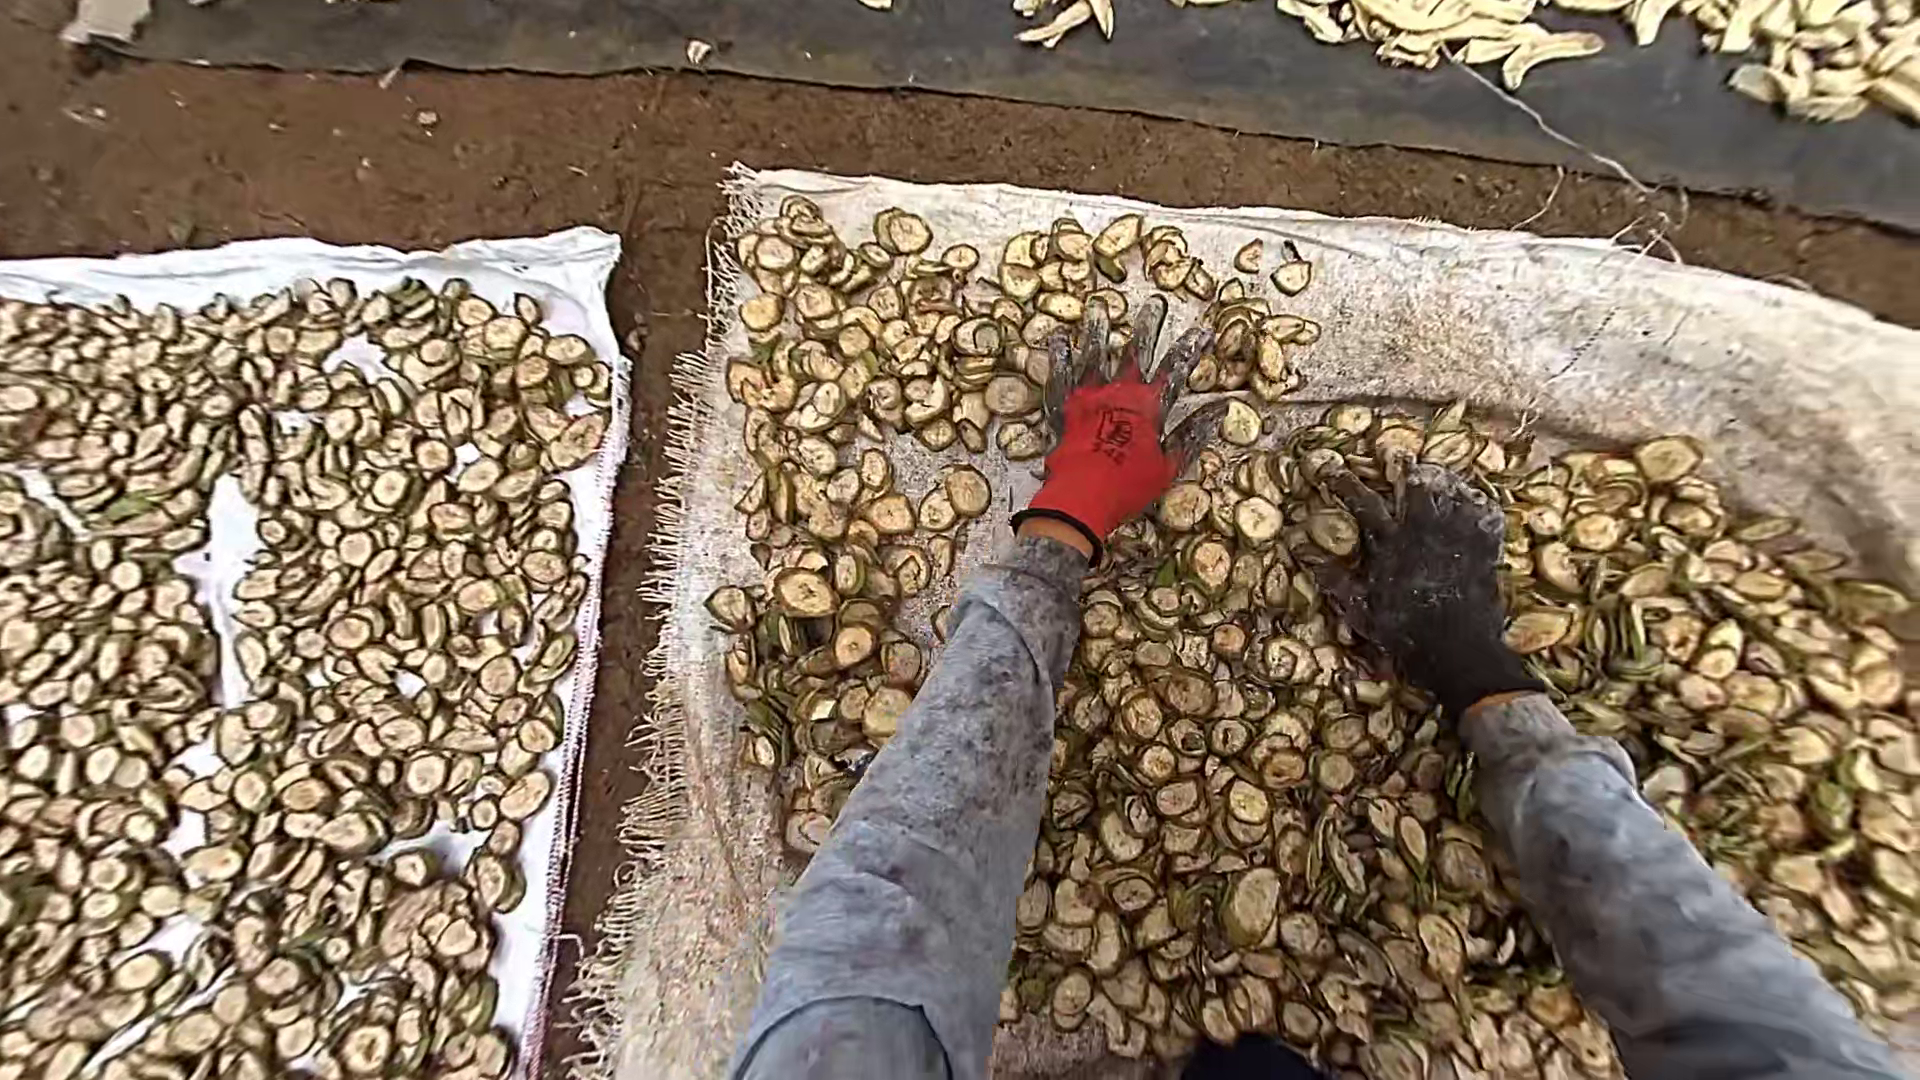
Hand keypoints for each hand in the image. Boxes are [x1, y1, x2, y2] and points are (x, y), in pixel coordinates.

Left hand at [1013, 296, 1226, 561]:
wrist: (1081, 498)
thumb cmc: (1128, 486)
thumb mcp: (1168, 466)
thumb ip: (1192, 434)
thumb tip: (1220, 409)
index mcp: (1148, 406)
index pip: (1176, 370)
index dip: (1190, 349)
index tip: (1203, 329)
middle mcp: (1118, 393)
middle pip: (1136, 353)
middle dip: (1148, 328)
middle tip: (1154, 305)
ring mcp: (1089, 398)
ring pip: (1095, 357)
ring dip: (1099, 333)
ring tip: (1099, 310)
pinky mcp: (1064, 408)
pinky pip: (1060, 377)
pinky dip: (1059, 357)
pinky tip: (1057, 339)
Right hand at [1331, 462, 1540, 718]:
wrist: (1456, 648)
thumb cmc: (1399, 627)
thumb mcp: (1354, 603)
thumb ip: (1328, 572)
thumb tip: (1296, 544)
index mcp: (1388, 542)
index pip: (1360, 501)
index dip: (1342, 481)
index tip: (1328, 465)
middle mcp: (1423, 532)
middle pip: (1413, 485)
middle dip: (1400, 465)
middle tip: (1391, 452)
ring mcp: (1457, 538)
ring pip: (1450, 493)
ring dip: (1439, 478)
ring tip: (1430, 469)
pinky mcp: (1484, 550)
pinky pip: (1484, 515)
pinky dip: (1476, 503)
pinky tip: (1472, 498)